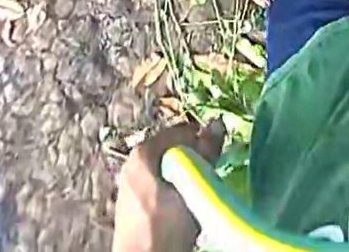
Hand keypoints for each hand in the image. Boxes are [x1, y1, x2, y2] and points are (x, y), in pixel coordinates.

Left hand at [113, 121, 223, 251]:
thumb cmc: (165, 226)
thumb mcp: (192, 185)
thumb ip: (206, 152)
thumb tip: (217, 121)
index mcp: (143, 152)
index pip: (182, 131)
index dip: (201, 141)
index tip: (214, 158)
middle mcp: (133, 162)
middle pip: (175, 148)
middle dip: (194, 158)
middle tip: (207, 176)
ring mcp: (131, 183)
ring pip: (170, 167)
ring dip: (187, 175)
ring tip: (196, 192)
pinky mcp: (134, 203)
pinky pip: (162, 183)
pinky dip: (176, 188)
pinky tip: (182, 205)